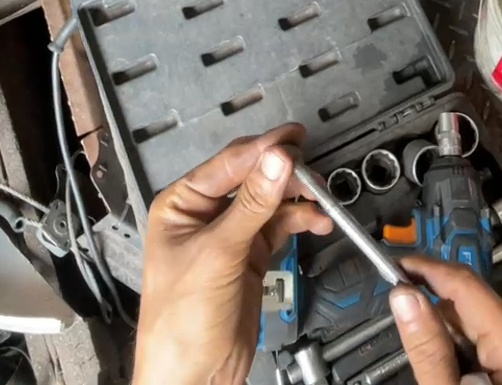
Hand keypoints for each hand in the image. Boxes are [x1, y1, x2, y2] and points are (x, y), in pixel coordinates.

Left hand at [135, 124, 332, 384]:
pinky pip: (280, 225)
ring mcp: (231, 233)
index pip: (229, 163)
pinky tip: (317, 220)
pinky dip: (301, 220)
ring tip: (321, 197)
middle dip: (284, 172)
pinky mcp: (252, 254)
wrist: (194, 381)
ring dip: (297, 196)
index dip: (263, 149)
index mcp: (182, 203)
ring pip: (271, 199)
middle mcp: (206, 212)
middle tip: (313, 169)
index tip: (294, 140)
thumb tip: (277, 159)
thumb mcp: (218, 254)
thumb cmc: (180, 323)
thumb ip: (252, 205)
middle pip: (252, 177)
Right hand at [387, 256, 501, 384]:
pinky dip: (460, 348)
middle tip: (400, 318)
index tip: (392, 264)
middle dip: (432, 307)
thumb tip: (404, 297)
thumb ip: (427, 350)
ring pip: (474, 319)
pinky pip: (485, 340)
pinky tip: (450, 374)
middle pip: (469, 300)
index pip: (464, 284)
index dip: (425, 269)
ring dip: (444, 331)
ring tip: (431, 366)